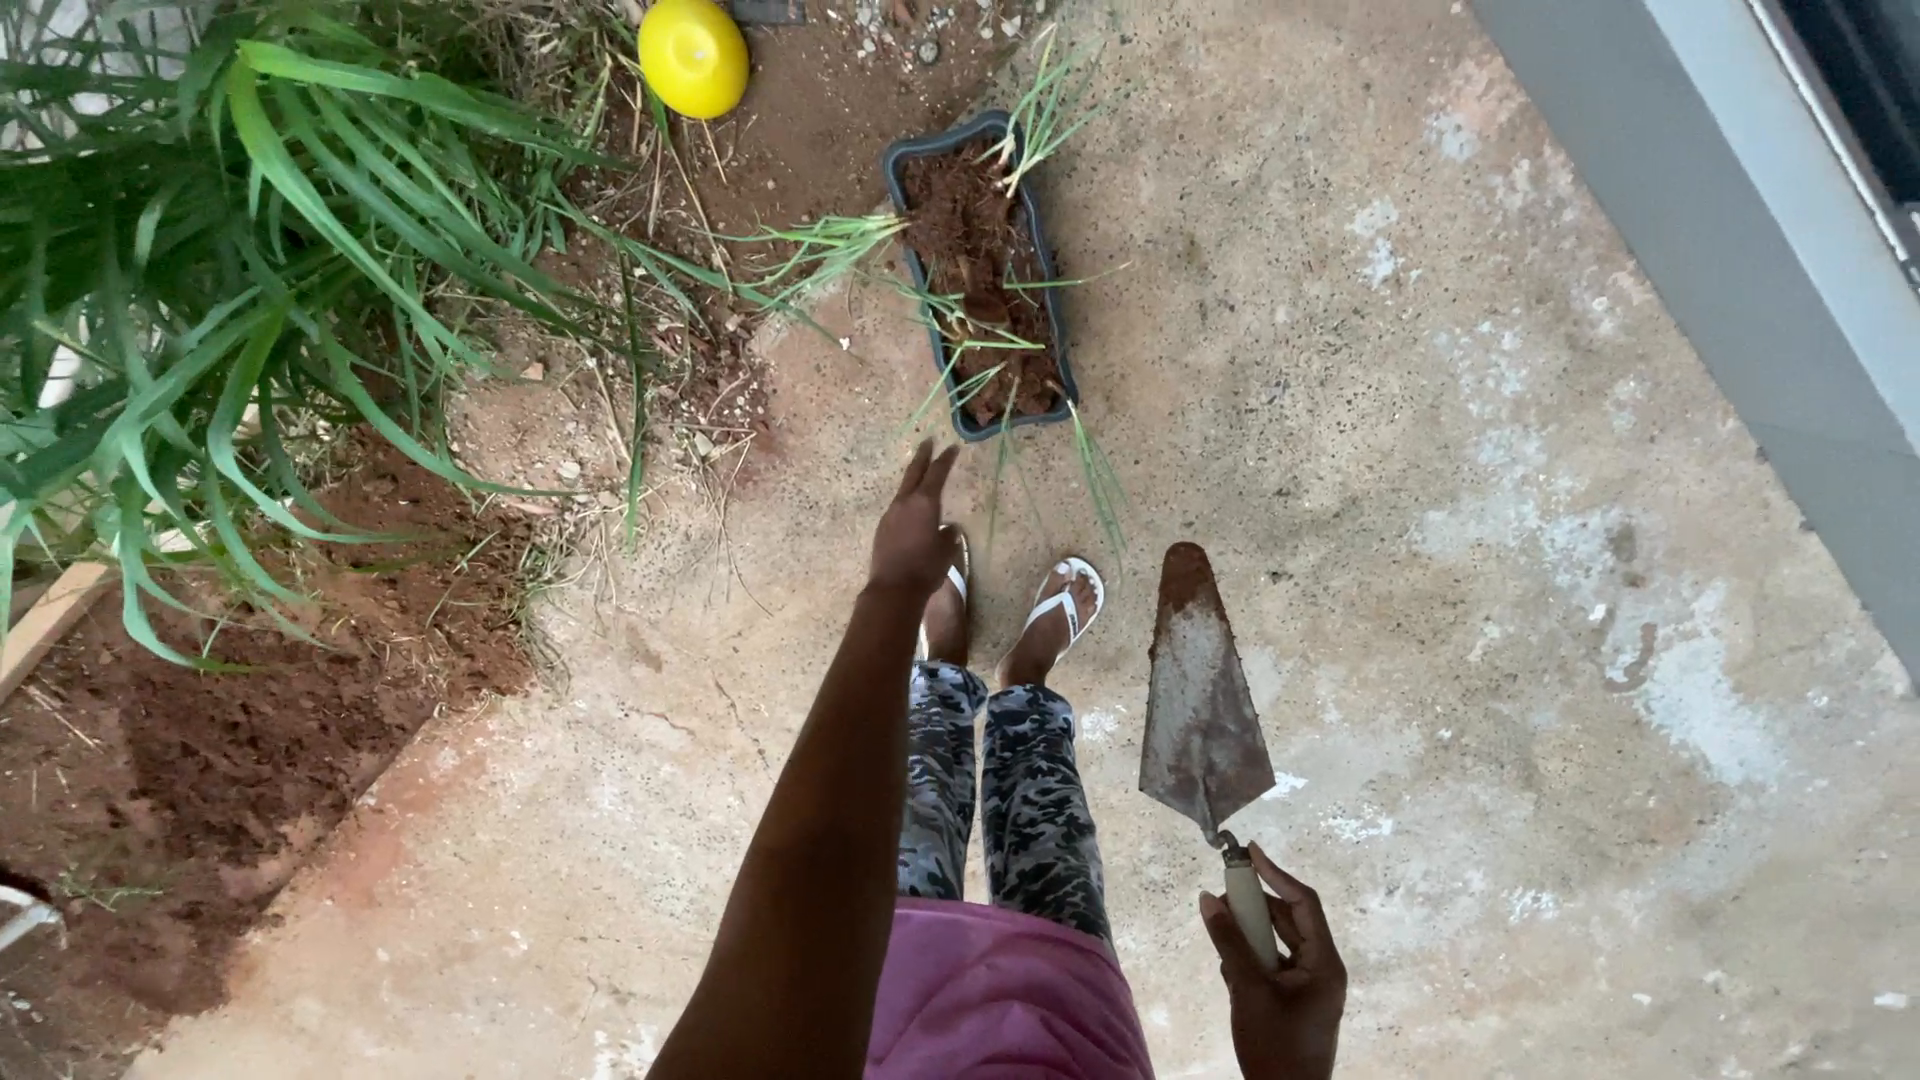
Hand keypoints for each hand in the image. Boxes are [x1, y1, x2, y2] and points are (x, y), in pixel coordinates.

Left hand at [867, 440, 960, 595]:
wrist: (893, 588)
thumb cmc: (926, 568)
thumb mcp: (947, 550)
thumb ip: (949, 534)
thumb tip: (948, 528)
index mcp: (925, 503)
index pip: (937, 473)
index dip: (945, 459)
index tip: (952, 448)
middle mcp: (904, 502)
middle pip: (914, 472)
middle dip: (922, 456)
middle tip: (927, 442)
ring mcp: (890, 514)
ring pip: (903, 490)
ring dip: (912, 480)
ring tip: (920, 475)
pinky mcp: (882, 528)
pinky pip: (897, 507)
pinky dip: (906, 501)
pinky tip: (911, 509)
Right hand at [1199, 844, 1347, 1079]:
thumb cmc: (1276, 1046)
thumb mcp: (1248, 989)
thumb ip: (1229, 941)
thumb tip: (1207, 898)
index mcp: (1324, 964)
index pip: (1303, 903)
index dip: (1276, 873)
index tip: (1249, 852)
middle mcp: (1321, 969)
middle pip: (1288, 919)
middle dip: (1254, 904)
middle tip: (1222, 890)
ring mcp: (1307, 986)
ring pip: (1275, 940)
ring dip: (1247, 931)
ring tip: (1219, 924)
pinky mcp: (1291, 999)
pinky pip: (1269, 962)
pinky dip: (1248, 955)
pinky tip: (1227, 964)